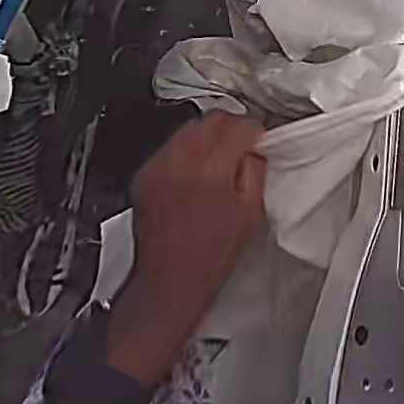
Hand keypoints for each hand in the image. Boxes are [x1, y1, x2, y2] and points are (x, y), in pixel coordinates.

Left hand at [105, 111, 266, 384]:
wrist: (168, 284)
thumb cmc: (210, 256)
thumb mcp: (250, 212)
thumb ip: (256, 169)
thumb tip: (255, 149)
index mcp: (210, 170)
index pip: (239, 126)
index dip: (255, 131)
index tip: (258, 140)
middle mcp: (180, 162)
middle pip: (213, 118)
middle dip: (232, 127)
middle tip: (242, 145)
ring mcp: (158, 167)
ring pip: (191, 128)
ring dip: (209, 136)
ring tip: (219, 160)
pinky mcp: (144, 175)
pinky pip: (172, 146)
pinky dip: (187, 151)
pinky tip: (196, 172)